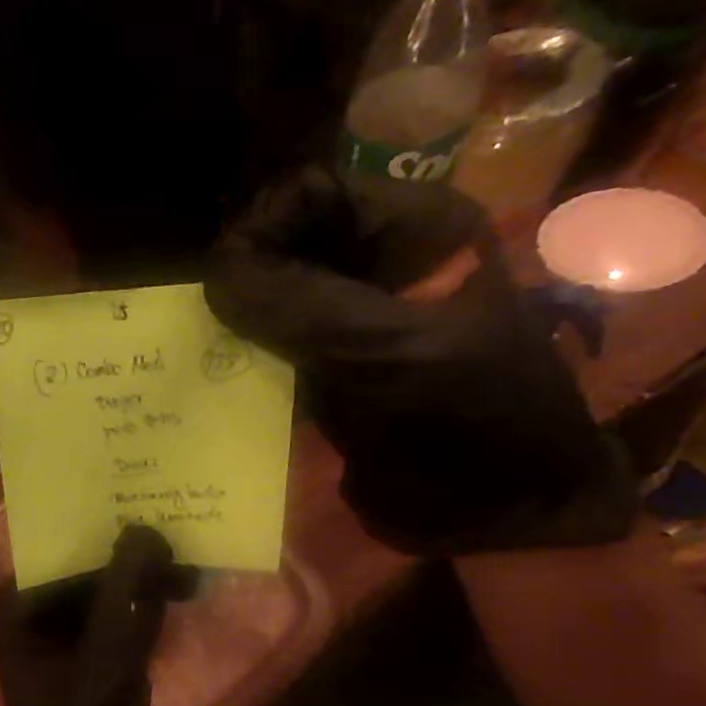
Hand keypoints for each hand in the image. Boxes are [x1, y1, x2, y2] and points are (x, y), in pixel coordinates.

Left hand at [0, 526, 189, 705]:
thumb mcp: (107, 664)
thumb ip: (125, 596)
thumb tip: (146, 530)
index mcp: (13, 607)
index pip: (60, 551)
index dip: (106, 530)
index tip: (152, 508)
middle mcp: (28, 609)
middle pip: (84, 565)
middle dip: (132, 556)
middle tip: (182, 539)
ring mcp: (56, 629)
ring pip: (104, 585)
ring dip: (144, 578)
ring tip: (191, 568)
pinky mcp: (83, 647)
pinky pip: (114, 610)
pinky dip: (144, 602)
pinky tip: (180, 592)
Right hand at [205, 168, 635, 554]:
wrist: (495, 513)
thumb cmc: (466, 419)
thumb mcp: (387, 350)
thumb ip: (299, 304)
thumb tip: (215, 272)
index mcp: (412, 230)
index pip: (311, 192)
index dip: (260, 225)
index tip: (225, 283)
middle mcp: (377, 262)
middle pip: (284, 240)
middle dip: (242, 274)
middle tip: (212, 321)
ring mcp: (351, 317)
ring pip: (271, 294)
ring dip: (237, 319)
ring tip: (210, 352)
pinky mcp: (329, 365)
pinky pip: (272, 343)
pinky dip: (244, 357)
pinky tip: (224, 380)